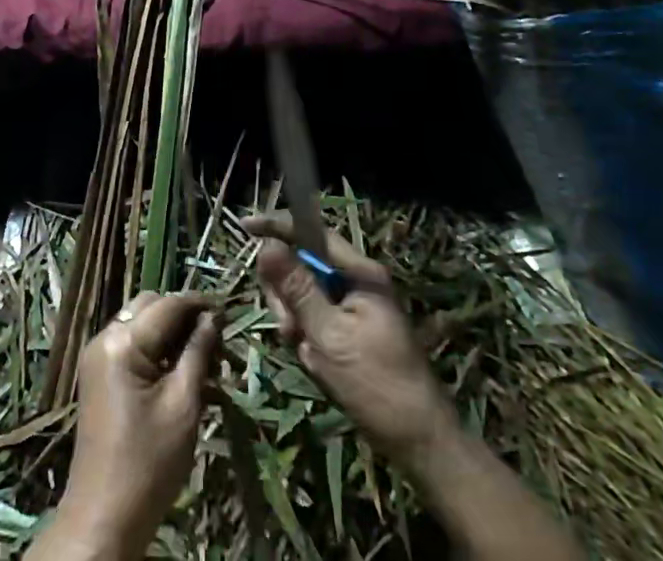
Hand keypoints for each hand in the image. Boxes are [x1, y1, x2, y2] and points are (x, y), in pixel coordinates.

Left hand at [45, 291, 218, 558]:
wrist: (105, 514)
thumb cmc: (149, 461)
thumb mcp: (183, 403)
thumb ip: (199, 351)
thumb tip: (213, 317)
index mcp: (122, 343)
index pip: (168, 304)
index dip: (200, 304)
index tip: (229, 313)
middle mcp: (104, 339)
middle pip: (150, 306)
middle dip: (184, 315)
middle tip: (216, 338)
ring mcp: (98, 356)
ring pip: (141, 323)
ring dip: (171, 332)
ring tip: (204, 357)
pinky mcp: (99, 374)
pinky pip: (132, 344)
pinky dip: (156, 348)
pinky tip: (181, 370)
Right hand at [242, 214, 457, 464]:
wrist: (417, 437)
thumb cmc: (377, 383)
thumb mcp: (329, 334)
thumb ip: (296, 289)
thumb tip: (266, 245)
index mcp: (360, 273)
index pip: (313, 233)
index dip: (278, 226)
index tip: (245, 225)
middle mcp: (357, 282)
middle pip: (303, 266)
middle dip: (286, 293)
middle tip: (290, 328)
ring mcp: (353, 306)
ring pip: (303, 296)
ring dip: (295, 320)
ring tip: (305, 351)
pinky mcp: (348, 330)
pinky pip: (313, 320)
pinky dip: (306, 337)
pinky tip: (315, 362)